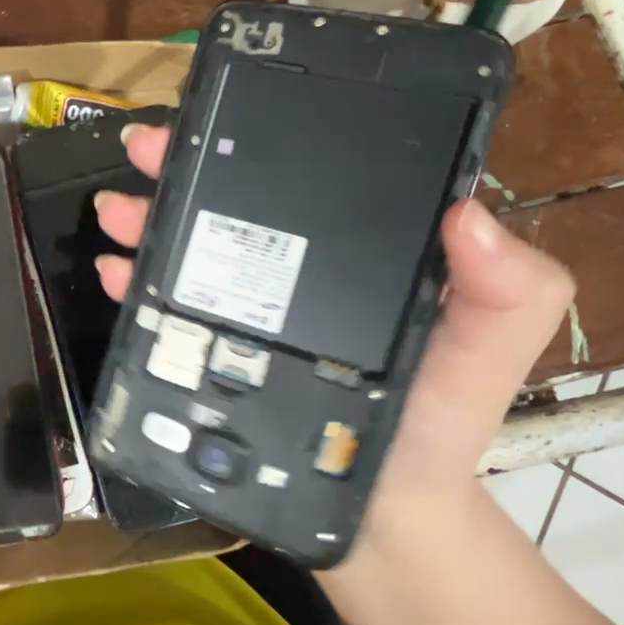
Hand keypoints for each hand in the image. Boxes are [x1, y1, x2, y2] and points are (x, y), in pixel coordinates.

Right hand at [91, 124, 573, 506]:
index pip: (304, 179)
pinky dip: (133, 283)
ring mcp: (243, 308)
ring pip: (187, 247)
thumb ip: (510, 290)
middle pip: (229, 203)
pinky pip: (165, 307)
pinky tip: (113, 272)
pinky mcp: (209, 350)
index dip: (261, 138)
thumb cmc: (433, 422)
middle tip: (144, 148)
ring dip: (145, 218)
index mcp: (351, 249)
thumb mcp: (489, 351)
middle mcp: (289, 267)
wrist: (376, 511)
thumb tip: (470, 214)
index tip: (221, 112)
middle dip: (180, 166)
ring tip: (116, 210)